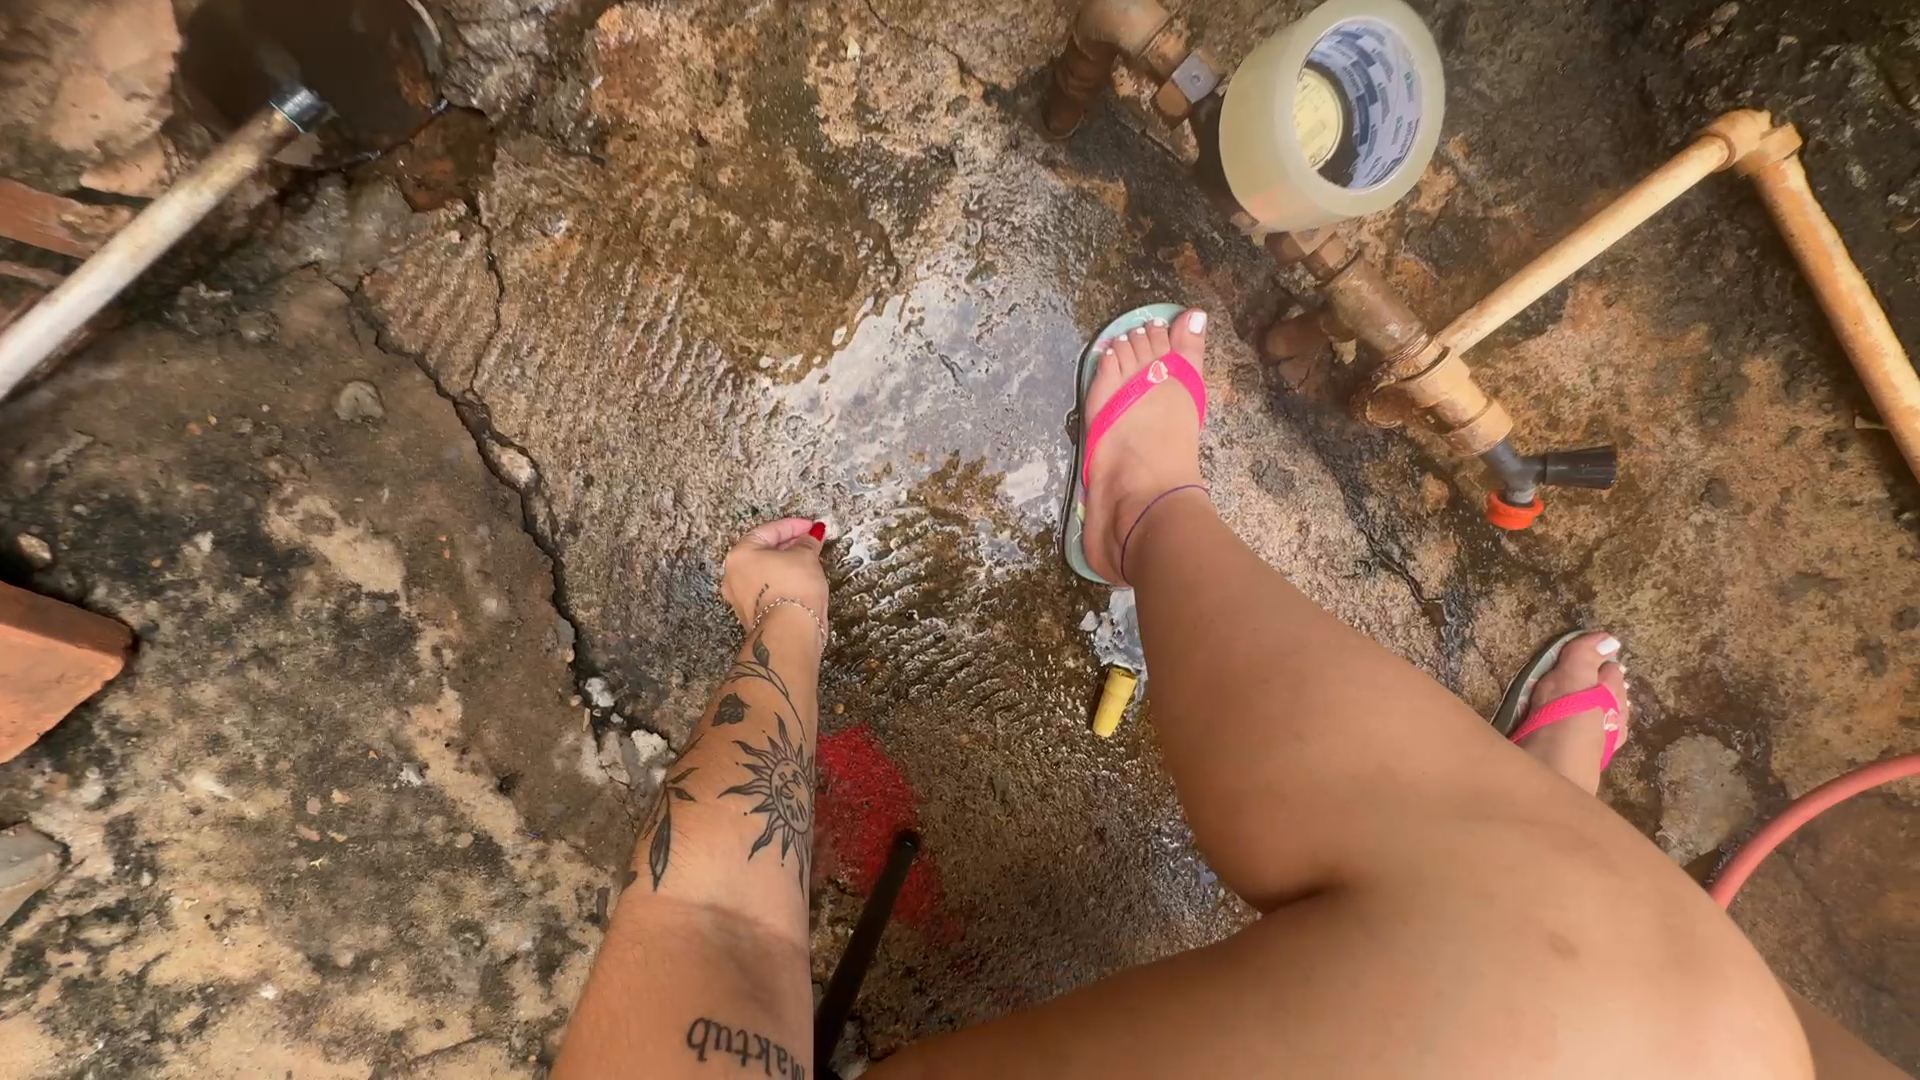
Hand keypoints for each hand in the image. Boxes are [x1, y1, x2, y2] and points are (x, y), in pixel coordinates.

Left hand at [720, 518, 828, 631]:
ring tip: (808, 561)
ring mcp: (741, 598)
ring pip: (764, 573)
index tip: (810, 526)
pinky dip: (782, 582)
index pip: (768, 531)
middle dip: (788, 545)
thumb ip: (807, 543)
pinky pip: (767, 591)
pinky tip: (800, 581)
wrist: (791, 630)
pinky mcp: (753, 615)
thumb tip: (810, 537)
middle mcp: (734, 576)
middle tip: (810, 541)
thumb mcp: (805, 556)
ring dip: (786, 564)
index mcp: (739, 555)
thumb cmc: (792, 589)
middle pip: (762, 552)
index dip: (793, 526)